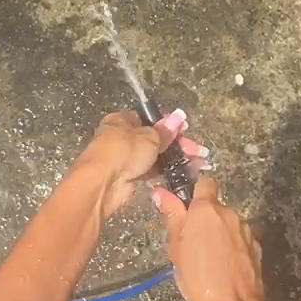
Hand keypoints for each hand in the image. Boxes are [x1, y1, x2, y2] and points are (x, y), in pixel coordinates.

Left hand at [72, 110, 207, 219]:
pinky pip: (152, 170)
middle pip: (154, 137)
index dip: (169, 124)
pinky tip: (184, 171)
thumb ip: (165, 131)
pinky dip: (167, 170)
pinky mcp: (130, 176)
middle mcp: (122, 137)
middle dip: (177, 143)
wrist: (102, 183)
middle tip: (198, 150)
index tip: (186, 129)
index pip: (149, 119)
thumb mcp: (148, 137)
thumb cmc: (122, 151)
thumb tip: (179, 116)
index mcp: (121, 120)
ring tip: (198, 161)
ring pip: (155, 155)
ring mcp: (126, 158)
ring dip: (175, 157)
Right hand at [150, 176, 269, 300]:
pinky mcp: (257, 247)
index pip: (205, 182)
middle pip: (216, 207)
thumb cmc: (197, 278)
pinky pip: (240, 239)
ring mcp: (246, 230)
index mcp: (206, 210)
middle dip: (206, 219)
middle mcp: (229, 214)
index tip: (188, 207)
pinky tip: (226, 266)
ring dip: (220, 233)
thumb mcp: (176, 248)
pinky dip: (233, 247)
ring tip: (210, 258)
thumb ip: (172, 216)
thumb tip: (161, 192)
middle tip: (193, 242)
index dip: (196, 191)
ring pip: (228, 224)